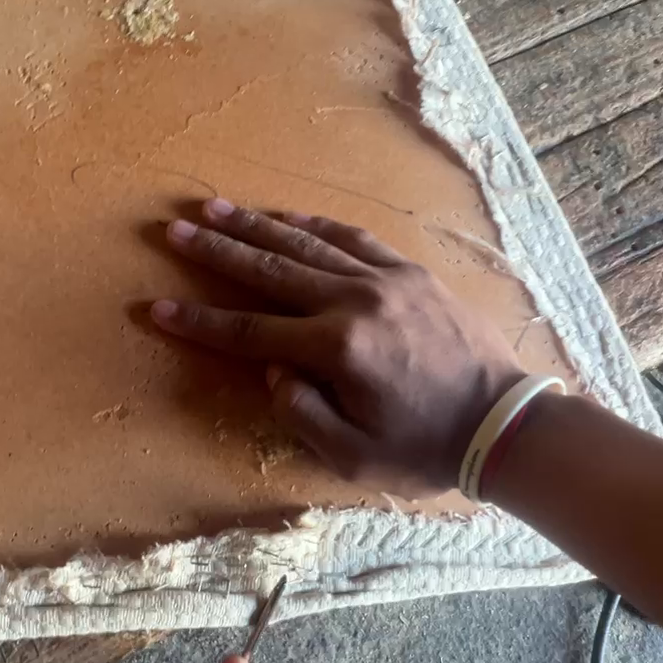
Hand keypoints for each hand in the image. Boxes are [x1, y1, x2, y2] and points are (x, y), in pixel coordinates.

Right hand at [151, 199, 525, 494]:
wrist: (505, 423)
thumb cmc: (425, 448)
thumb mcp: (352, 455)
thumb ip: (300, 410)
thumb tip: (274, 368)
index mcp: (336, 350)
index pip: (249, 332)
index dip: (199, 321)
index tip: (157, 307)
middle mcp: (354, 302)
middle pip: (269, 270)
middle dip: (215, 250)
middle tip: (174, 229)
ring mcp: (383, 279)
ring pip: (305, 244)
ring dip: (255, 224)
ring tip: (214, 207)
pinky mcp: (408, 272)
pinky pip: (352, 237)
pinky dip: (314, 224)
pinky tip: (286, 216)